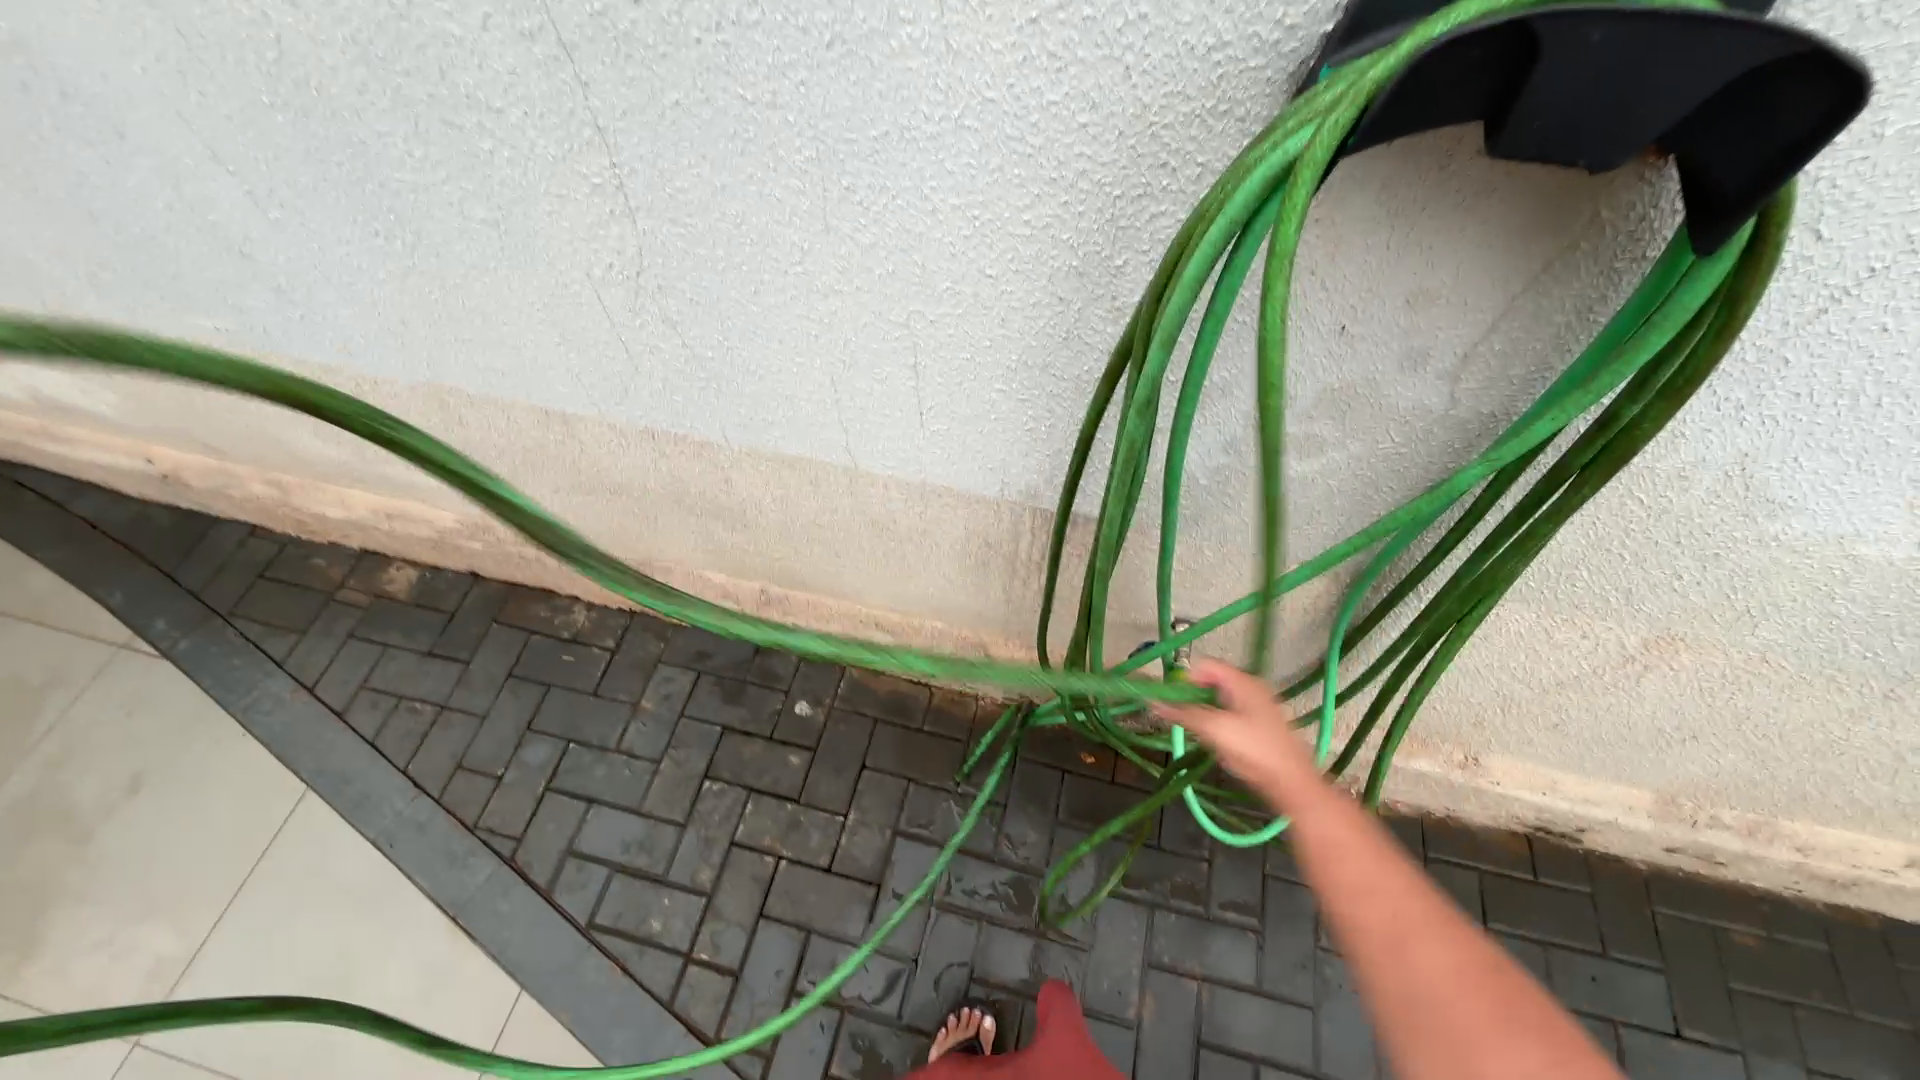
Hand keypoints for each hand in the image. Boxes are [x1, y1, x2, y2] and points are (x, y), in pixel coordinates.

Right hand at [1152, 659, 1318, 798]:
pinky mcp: (1258, 724)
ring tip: (1201, 734)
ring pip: (1218, 700)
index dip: (1184, 679)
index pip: (1204, 665)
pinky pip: (1229, 714)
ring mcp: (1256, 706)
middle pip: (1210, 681)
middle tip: (1183, 719)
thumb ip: (1182, 714)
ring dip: (1203, 713)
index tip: (1172, 700)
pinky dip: (1217, 723)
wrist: (1292, 782)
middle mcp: (1250, 687)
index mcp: (1242, 681)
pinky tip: (1218, 743)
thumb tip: (1152, 702)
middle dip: (1192, 698)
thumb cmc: (1254, 750)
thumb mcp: (1213, 730)